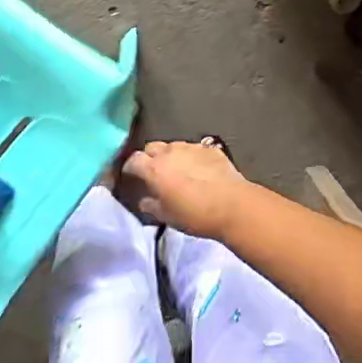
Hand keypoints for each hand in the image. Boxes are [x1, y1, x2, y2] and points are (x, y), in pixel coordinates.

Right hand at [121, 139, 249, 238]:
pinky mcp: (209, 148)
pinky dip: (191, 158)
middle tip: (153, 173)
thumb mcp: (166, 216)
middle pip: (152, 147)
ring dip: (170, 156)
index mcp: (155, 168)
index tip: (130, 175)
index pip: (133, 159)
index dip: (129, 167)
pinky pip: (193, 149)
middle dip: (149, 158)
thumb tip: (144, 199)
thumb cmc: (194, 215)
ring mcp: (191, 147)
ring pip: (173, 147)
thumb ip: (151, 205)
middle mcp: (170, 152)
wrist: (232, 204)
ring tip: (177, 172)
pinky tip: (198, 171)